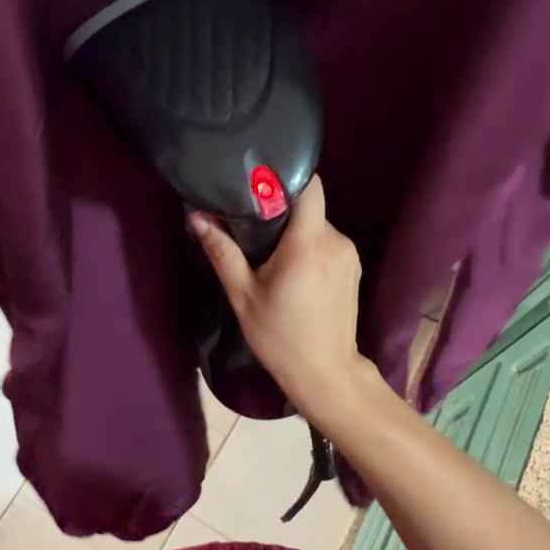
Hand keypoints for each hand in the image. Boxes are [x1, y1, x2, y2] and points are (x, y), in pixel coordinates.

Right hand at [190, 176, 378, 421]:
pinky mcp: (352, 266)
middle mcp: (334, 240)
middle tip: (248, 224)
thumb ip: (222, 251)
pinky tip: (289, 269)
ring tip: (266, 251)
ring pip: (316, 224)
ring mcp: (348, 253)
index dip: (284, 176)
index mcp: (308, 243)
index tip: (257, 182)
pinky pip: (325, 242)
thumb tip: (196, 217)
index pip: (308, 186)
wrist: (325, 373)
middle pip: (307, 206)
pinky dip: (306, 246)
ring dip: (292, 231)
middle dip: (280, 211)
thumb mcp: (242, 295)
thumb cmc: (280, 337)